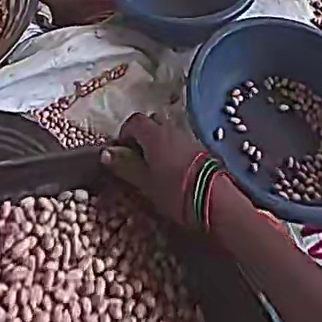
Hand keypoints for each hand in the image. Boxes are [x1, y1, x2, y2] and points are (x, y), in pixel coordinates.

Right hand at [102, 112, 243, 226]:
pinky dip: (172, 147)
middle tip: (137, 155)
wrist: (216, 200)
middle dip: (142, 133)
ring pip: (167, 129)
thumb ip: (126, 165)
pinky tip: (172, 168)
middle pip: (151, 120)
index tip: (121, 151)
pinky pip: (180, 140)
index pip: (134, 121)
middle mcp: (170, 129)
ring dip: (158, 139)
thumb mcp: (145, 182)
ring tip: (155, 163)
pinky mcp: (201, 147)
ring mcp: (187, 136)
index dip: (124, 133)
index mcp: (153, 134)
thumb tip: (106, 153)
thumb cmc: (175, 191)